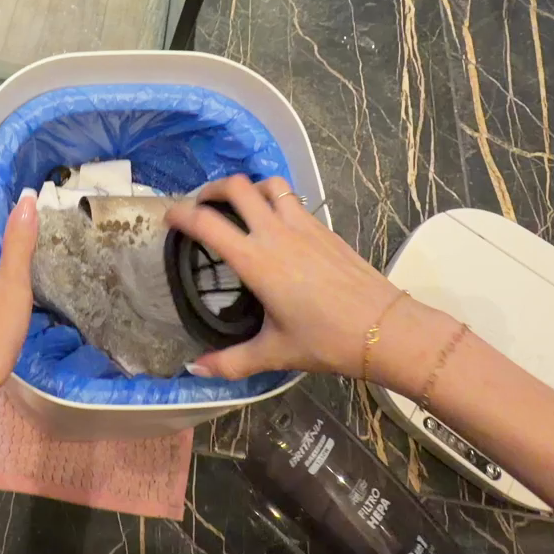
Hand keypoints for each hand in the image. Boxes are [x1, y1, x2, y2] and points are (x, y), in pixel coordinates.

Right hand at [166, 175, 450, 392]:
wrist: (385, 328)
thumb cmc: (326, 340)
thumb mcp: (275, 353)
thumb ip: (231, 361)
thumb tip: (194, 369)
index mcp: (255, 260)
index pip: (207, 223)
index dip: (181, 214)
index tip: (168, 217)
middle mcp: (275, 232)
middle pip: (236, 186)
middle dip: (212, 188)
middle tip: (202, 205)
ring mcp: (302, 224)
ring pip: (268, 184)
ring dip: (248, 188)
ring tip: (240, 206)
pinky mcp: (323, 226)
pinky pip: (291, 199)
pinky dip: (274, 199)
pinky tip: (275, 224)